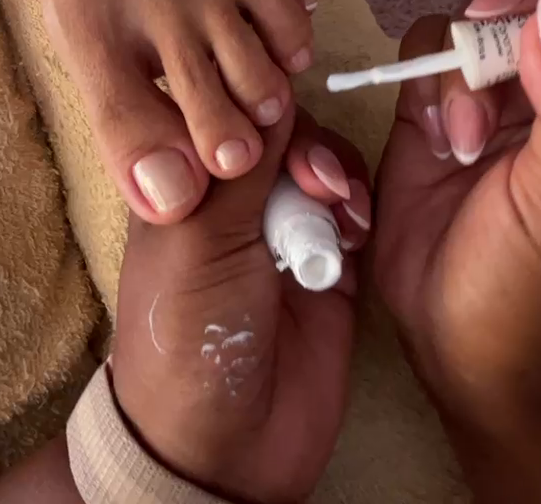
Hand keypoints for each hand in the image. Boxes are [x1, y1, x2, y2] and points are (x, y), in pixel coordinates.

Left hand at [0, 0, 316, 222]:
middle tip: (251, 115)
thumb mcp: (64, 13)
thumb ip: (118, 107)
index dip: (222, 155)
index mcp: (126, 38)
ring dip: (278, 63)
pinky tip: (277, 2)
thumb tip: (169, 199)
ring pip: (285, 38)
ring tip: (267, 65)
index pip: (202, 131)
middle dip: (254, 117)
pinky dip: (294, 2)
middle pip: (254, 90)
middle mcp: (186, 2)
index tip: (227, 161)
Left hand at [111, 109, 370, 501]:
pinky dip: (355, 207)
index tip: (282, 103)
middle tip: (316, 183)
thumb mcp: (202, 241)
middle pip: (276, 130)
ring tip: (337, 211)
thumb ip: (240, 168)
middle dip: (301, 143)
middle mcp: (232, 194)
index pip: (220, 109)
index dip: (252, 97)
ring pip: (318, 161)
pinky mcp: (326, 258)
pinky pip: (349, 207)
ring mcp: (281, 224)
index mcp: (184, 180)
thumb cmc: (191, 332)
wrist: (228, 448)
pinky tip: (352, 230)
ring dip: (333, 174)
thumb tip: (271, 92)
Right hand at [372, 0, 540, 428]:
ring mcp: (505, 94)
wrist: (449, 338)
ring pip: (488, 16)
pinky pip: (433, 47)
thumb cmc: (532, 291)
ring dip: (465, 59)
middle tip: (486, 18)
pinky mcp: (443, 100)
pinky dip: (426, 76)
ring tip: (459, 135)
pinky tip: (433, 135)